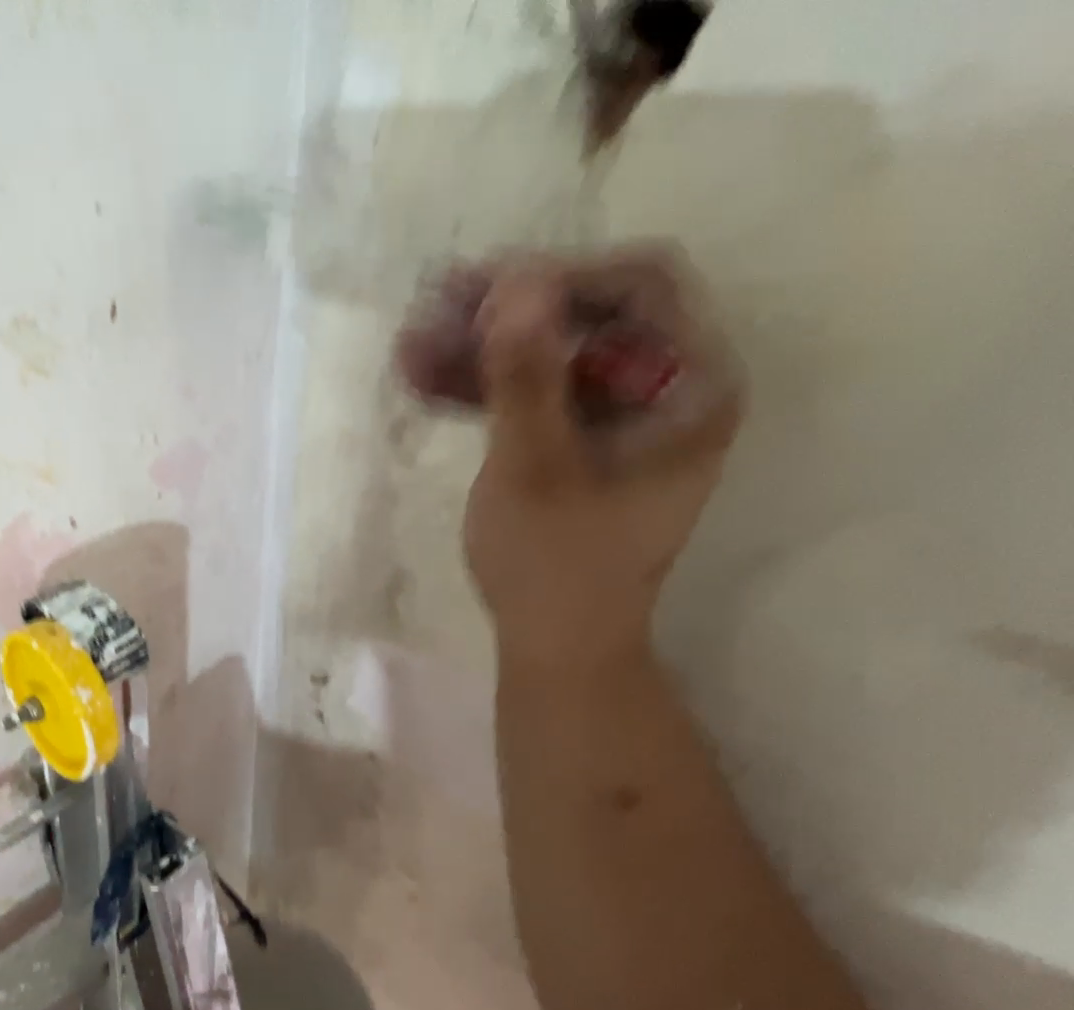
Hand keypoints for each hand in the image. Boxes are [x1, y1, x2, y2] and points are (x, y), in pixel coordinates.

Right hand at [463, 246, 740, 671]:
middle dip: (504, 310)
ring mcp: (623, 410)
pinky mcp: (582, 434)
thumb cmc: (556, 562)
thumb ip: (527, 372)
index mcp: (690, 386)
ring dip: (480, 343)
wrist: (556, 642)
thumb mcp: (534, 465)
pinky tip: (422, 377)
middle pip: (588, 310)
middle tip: (431, 311)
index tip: (480, 295)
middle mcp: (668, 384)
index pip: (641, 284)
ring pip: (552, 346)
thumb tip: (517, 278)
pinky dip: (483, 380)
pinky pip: (535, 386)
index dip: (558, 276)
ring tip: (409, 346)